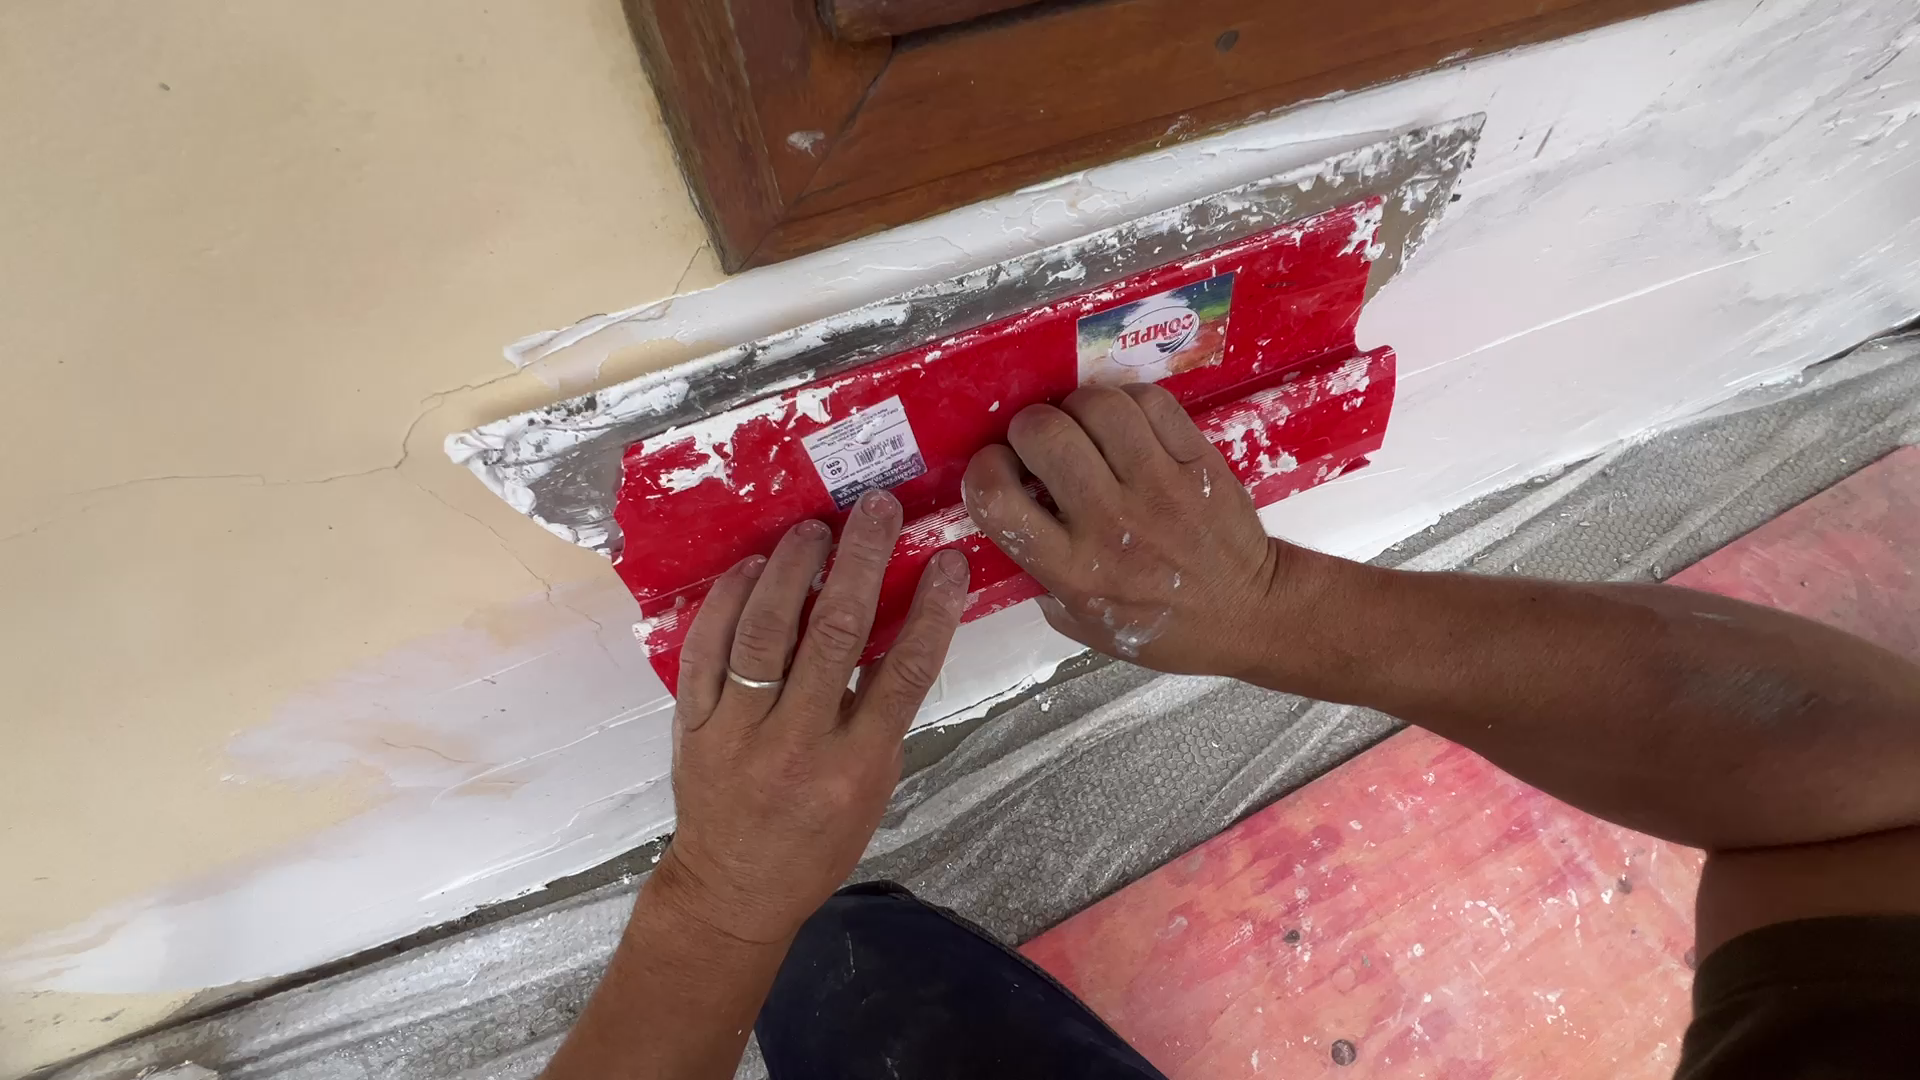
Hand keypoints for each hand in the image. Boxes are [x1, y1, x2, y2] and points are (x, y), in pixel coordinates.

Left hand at [654, 489, 968, 944]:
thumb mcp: (873, 787)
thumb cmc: (820, 841)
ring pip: (765, 633)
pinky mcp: (694, 723)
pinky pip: (705, 652)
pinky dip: (726, 603)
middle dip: (860, 562)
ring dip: (791, 570)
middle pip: (836, 636)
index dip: (931, 611)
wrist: (733, 890)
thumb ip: (883, 714)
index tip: (947, 560)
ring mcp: (738, 728)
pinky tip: (748, 566)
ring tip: (813, 528)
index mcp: (857, 763)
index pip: (905, 673)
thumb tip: (897, 630)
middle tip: (875, 508)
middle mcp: (798, 739)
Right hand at [963, 384, 1283, 675]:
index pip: (996, 498)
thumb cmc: (1158, 627)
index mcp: (1072, 569)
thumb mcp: (1079, 621)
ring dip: (1077, 407)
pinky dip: (1126, 402)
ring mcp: (1159, 486)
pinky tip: (1125, 425)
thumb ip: (1038, 572)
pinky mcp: (1198, 460)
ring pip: (1097, 405)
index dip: (983, 470)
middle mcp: (1110, 522)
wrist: (1247, 614)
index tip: (999, 470)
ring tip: (1084, 428)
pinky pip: (1149, 400)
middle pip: (1044, 435)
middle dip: (1029, 428)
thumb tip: (1012, 513)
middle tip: (1041, 444)